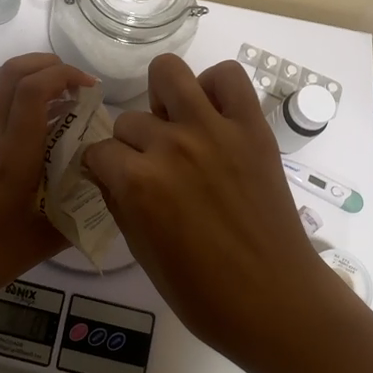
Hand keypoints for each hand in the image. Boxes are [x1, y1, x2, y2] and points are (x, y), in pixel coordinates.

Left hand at [0, 53, 94, 320]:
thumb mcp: (43, 241)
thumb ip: (79, 214)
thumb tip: (106, 193)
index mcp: (11, 154)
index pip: (33, 89)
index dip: (64, 75)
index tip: (90, 87)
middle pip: (11, 73)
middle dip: (47, 64)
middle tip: (76, 84)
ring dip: (30, 78)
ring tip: (60, 99)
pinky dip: (16, 101)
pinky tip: (35, 133)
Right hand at [85, 54, 344, 367]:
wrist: (274, 300)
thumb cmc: (203, 293)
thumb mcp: (142, 253)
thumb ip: (120, 203)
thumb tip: (108, 174)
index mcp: (138, 183)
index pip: (98, 153)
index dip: (104, 170)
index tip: (116, 182)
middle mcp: (171, 146)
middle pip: (130, 120)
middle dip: (134, 144)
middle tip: (155, 167)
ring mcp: (213, 130)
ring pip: (168, 72)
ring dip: (164, 98)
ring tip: (179, 126)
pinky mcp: (251, 126)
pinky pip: (228, 76)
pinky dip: (215, 88)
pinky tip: (214, 116)